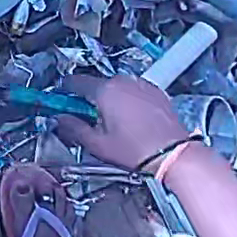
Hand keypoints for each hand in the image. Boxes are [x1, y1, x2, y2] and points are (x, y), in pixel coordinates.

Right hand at [55, 75, 189, 170]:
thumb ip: (73, 128)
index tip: (62, 101)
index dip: (64, 92)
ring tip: (112, 123)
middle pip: (95, 85)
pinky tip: (130, 120)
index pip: (74, 82)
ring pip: (115, 87)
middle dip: (88, 99)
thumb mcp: (98, 144)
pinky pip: (132, 90)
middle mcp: (123, 81)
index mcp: (105, 90)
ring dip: (109, 99)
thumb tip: (60, 120)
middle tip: (88, 119)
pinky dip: (127, 100)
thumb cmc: (139, 150)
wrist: (175, 155)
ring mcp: (140, 84)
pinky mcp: (154, 91)